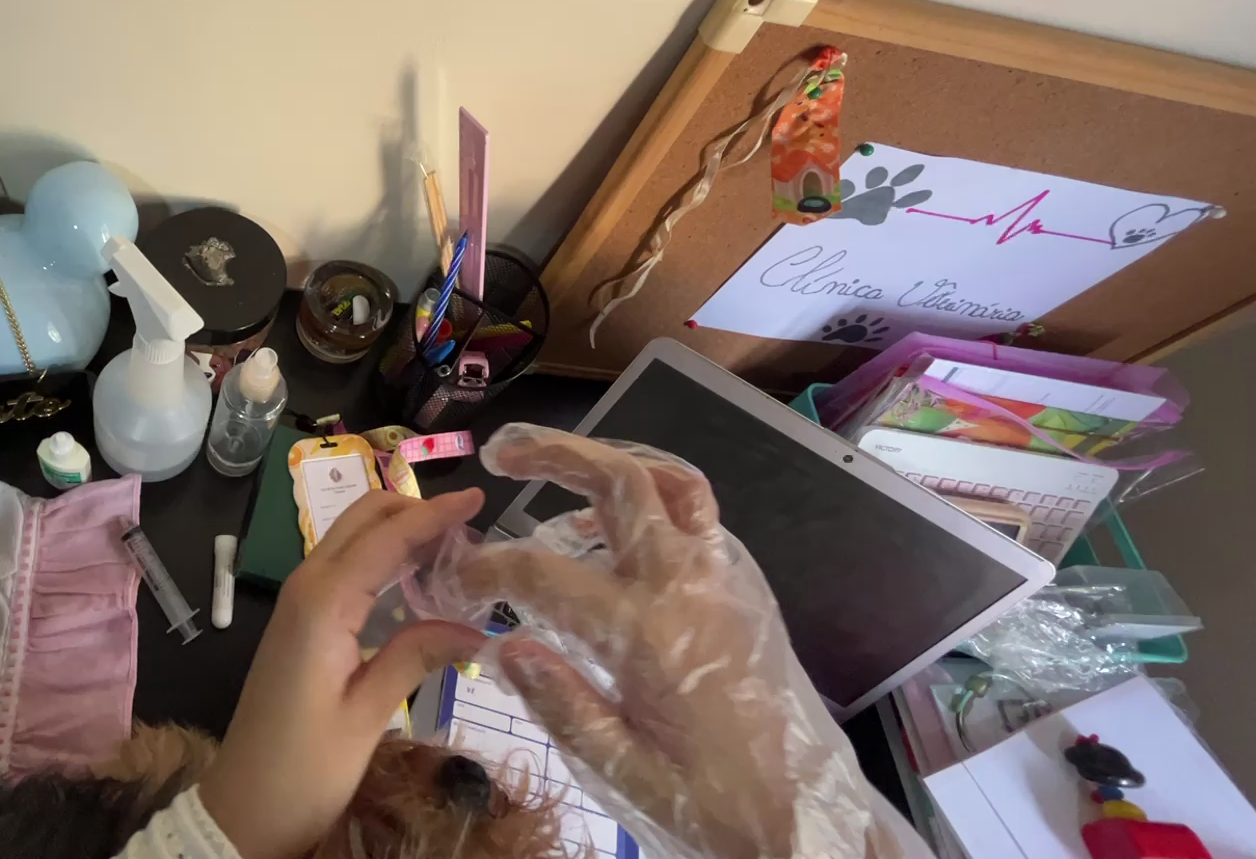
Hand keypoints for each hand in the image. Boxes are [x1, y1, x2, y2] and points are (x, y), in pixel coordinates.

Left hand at [200, 488, 488, 858]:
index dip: (433, 513)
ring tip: (455, 546)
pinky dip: (382, 553)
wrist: (243, 805)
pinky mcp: (302, 614)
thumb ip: (416, 657)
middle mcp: (307, 583)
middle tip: (469, 525)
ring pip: (353, 536)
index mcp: (323, 601)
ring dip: (399, 528)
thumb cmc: (304, 768)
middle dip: (415, 509)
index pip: (386, 537)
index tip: (477, 496)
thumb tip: (476, 628)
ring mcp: (300, 596)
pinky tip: (415, 574)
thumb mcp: (367, 715)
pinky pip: (346, 563)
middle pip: (363, 519)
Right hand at [456, 426, 912, 858]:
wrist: (816, 827)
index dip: (488, 568)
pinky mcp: (738, 583)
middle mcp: (683, 584)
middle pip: (619, 482)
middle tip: (503, 452)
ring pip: (667, 481)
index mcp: (646, 632)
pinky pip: (692, 512)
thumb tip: (503, 644)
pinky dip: (644, 494)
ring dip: (605, 458)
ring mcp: (718, 576)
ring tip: (556, 462)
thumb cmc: (715, 808)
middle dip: (553, 452)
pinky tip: (604, 525)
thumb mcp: (627, 778)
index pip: (543, 574)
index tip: (457, 577)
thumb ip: (562, 706)